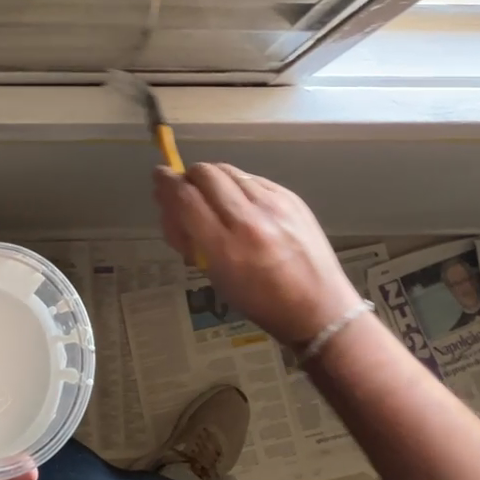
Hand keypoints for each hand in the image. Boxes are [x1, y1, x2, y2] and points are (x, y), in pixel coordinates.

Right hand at [152, 164, 363, 346]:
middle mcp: (248, 219)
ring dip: (213, 178)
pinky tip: (242, 202)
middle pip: (205, 174)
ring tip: (214, 196)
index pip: (185, 198)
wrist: (321, 308)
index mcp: (226, 248)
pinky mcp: (290, 197)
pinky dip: (238, 185)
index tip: (159, 177)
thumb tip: (170, 203)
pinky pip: (252, 177)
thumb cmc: (262, 302)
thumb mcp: (217, 277)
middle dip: (189, 177)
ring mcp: (273, 204)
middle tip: (186, 189)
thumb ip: (191, 238)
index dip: (166, 183)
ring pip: (228, 170)